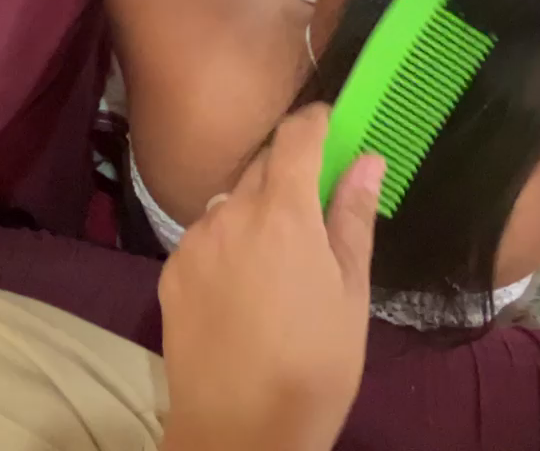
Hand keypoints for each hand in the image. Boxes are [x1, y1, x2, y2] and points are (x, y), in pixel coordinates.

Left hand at [158, 105, 384, 450]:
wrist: (240, 435)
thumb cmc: (315, 365)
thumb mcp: (350, 292)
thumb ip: (354, 215)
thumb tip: (368, 158)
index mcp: (284, 212)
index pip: (296, 136)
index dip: (315, 120)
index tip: (329, 121)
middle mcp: (232, 211)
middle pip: (263, 165)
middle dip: (289, 172)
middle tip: (311, 209)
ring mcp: (196, 238)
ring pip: (231, 200)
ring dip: (254, 210)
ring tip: (273, 261)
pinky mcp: (171, 267)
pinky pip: (204, 234)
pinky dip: (225, 242)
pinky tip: (238, 287)